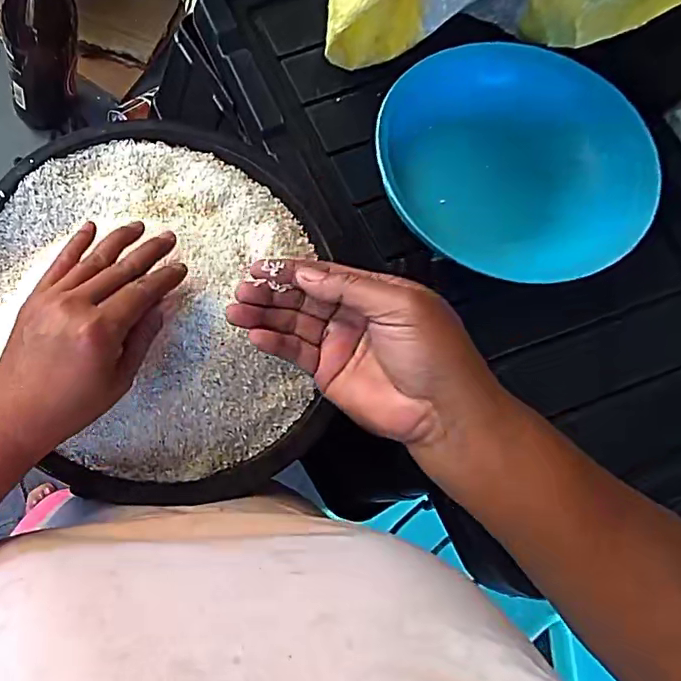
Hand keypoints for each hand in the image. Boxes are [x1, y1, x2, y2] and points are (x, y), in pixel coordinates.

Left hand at [0, 221, 187, 455]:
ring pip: (92, 260)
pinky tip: (89, 229)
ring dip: (118, 240)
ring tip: (137, 228)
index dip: (164, 278)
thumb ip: (140, 339)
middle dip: (149, 252)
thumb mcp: (118, 379)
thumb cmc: (67, 406)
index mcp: (99, 330)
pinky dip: (75, 244)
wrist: (17, 413)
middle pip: (121, 269)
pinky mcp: (35, 299)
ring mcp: (52, 300)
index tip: (179, 269)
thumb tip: (158, 309)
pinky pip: (59, 263)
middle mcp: (75, 308)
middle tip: (167, 240)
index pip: (141, 292)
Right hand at [225, 260, 505, 449]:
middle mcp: (353, 315)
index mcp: (374, 293)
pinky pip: (295, 352)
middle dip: (272, 291)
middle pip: (303, 297)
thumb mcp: (399, 305)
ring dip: (265, 315)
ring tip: (238, 309)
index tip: (263, 267)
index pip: (325, 275)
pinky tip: (256, 334)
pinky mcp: (328, 372)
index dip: (292, 270)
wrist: (442, 413)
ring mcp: (339, 343)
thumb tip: (308, 274)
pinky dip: (274, 342)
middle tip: (244, 288)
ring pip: (294, 323)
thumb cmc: (437, 356)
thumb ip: (350, 287)